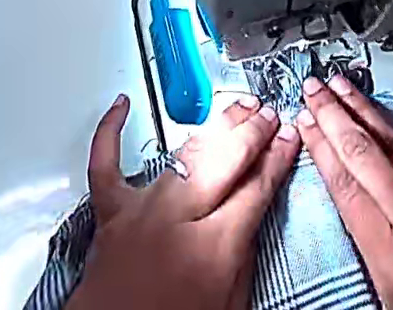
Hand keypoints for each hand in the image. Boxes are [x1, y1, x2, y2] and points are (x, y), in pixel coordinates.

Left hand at [68, 94, 299, 309]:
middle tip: (268, 114)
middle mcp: (175, 221)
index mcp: (211, 252)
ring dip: (213, 126)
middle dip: (250, 134)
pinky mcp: (109, 208)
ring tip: (236, 107)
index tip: (288, 137)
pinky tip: (122, 104)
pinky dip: (110, 129)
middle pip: (222, 162)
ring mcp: (140, 208)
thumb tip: (252, 215)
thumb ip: (241, 260)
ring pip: (181, 154)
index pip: (254, 192)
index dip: (276, 161)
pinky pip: (104, 160)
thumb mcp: (228, 308)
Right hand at [296, 75, 392, 309]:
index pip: (344, 185)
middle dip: (333, 115)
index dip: (319, 147)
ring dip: (366, 110)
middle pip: (364, 155)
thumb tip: (345, 204)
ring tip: (343, 85)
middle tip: (313, 86)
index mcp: (392, 256)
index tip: (303, 119)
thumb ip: (368, 252)